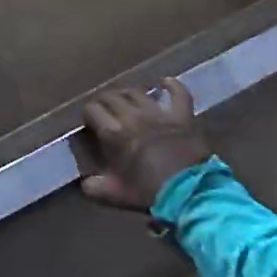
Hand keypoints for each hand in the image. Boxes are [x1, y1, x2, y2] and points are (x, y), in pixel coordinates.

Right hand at [76, 78, 209, 210]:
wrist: (192, 195)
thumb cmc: (150, 192)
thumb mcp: (115, 194)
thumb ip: (93, 187)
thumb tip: (84, 183)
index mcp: (113, 132)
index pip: (91, 110)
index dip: (88, 114)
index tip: (90, 123)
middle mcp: (132, 116)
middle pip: (111, 96)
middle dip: (104, 102)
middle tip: (105, 111)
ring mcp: (158, 114)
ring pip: (136, 92)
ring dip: (127, 94)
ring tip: (126, 100)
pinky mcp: (182, 116)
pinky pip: (178, 94)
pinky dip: (171, 86)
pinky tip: (164, 81)